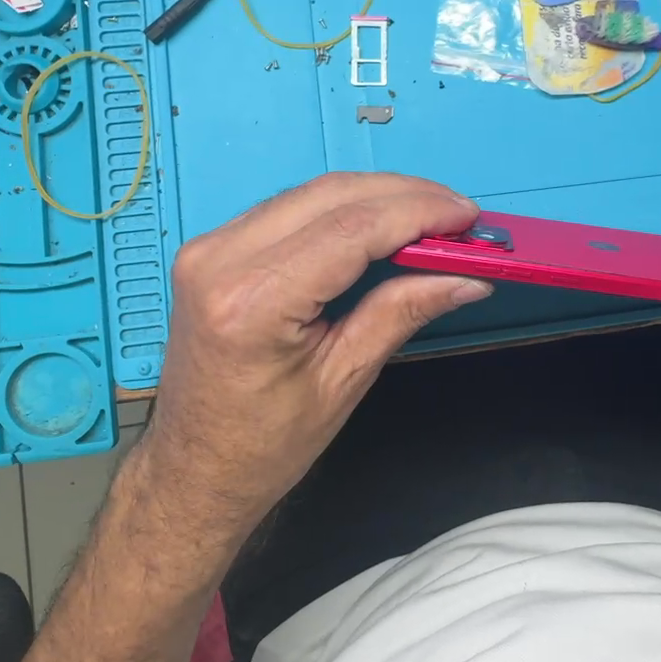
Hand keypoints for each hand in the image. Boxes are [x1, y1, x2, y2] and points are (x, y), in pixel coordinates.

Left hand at [133, 173, 490, 530]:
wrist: (192, 469)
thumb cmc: (265, 444)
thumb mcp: (345, 380)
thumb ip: (402, 312)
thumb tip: (468, 278)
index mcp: (253, 301)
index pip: (351, 229)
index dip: (418, 212)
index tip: (467, 216)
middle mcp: (221, 258)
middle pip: (331, 195)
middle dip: (404, 194)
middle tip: (459, 213)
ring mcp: (210, 246)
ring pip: (311, 192)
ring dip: (377, 195)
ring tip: (432, 216)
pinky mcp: (212, 247)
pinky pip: (291, 208)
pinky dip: (343, 207)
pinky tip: (382, 222)